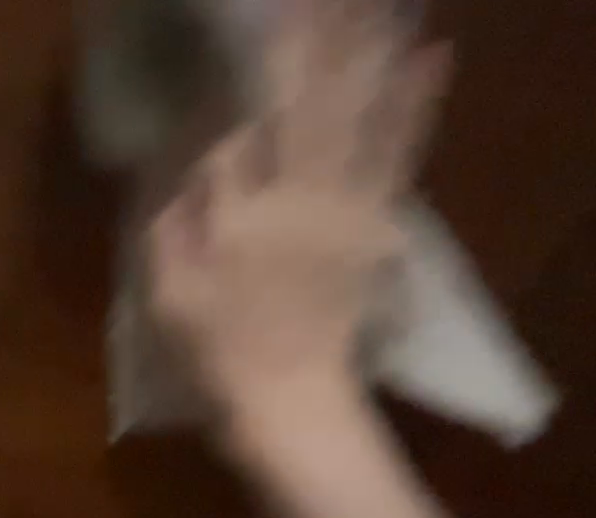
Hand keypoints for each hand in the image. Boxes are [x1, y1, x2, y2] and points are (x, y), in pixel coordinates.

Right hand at [146, 0, 451, 420]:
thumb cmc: (212, 354)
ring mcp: (344, 208)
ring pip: (355, 114)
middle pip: (300, 106)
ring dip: (362, 51)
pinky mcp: (376, 222)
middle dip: (306, 42)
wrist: (287, 399)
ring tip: (370, 0)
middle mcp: (295, 200)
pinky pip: (399, 152)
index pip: (233, 138)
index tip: (235, 36)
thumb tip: (182, 165)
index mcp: (235, 222)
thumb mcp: (166, 300)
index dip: (231, 86)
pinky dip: (416, 101)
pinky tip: (429, 54)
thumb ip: (170, 228)